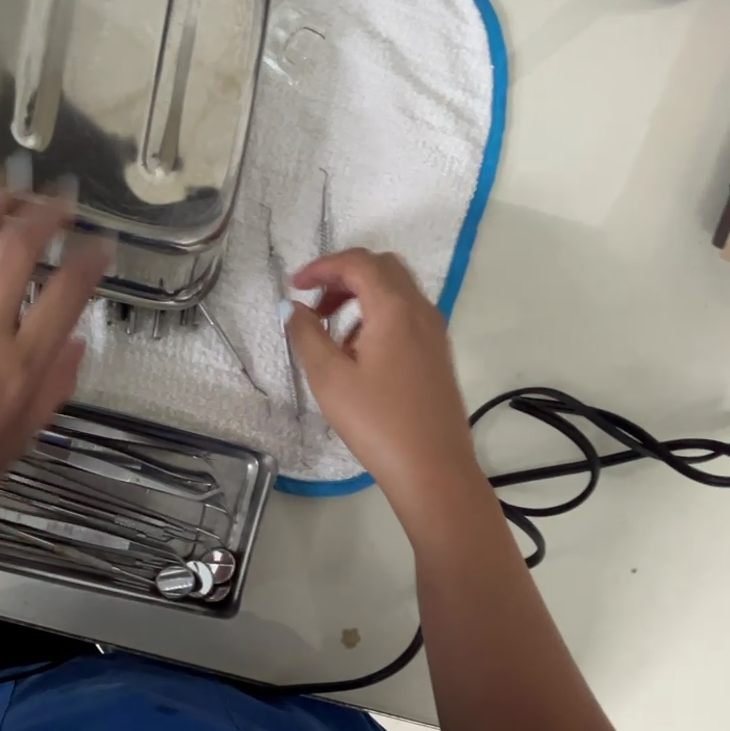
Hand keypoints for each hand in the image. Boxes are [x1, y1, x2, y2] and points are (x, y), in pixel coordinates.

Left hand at [0, 189, 109, 541]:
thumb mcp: (26, 435)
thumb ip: (55, 385)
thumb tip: (74, 341)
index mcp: (21, 368)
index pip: (66, 295)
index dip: (91, 261)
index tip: (103, 246)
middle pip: (17, 252)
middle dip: (45, 215)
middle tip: (62, 201)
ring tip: (11, 187)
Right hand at [285, 249, 482, 513]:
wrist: (432, 467)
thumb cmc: (377, 422)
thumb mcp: (329, 378)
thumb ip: (306, 335)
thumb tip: (293, 309)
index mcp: (394, 308)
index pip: (357, 263)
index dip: (321, 267)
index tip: (293, 286)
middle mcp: (420, 310)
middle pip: (381, 269)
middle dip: (342, 277)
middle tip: (313, 305)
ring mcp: (434, 332)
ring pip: (396, 292)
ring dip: (360, 297)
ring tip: (331, 334)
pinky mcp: (436, 354)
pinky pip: (405, 316)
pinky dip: (376, 317)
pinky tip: (357, 355)